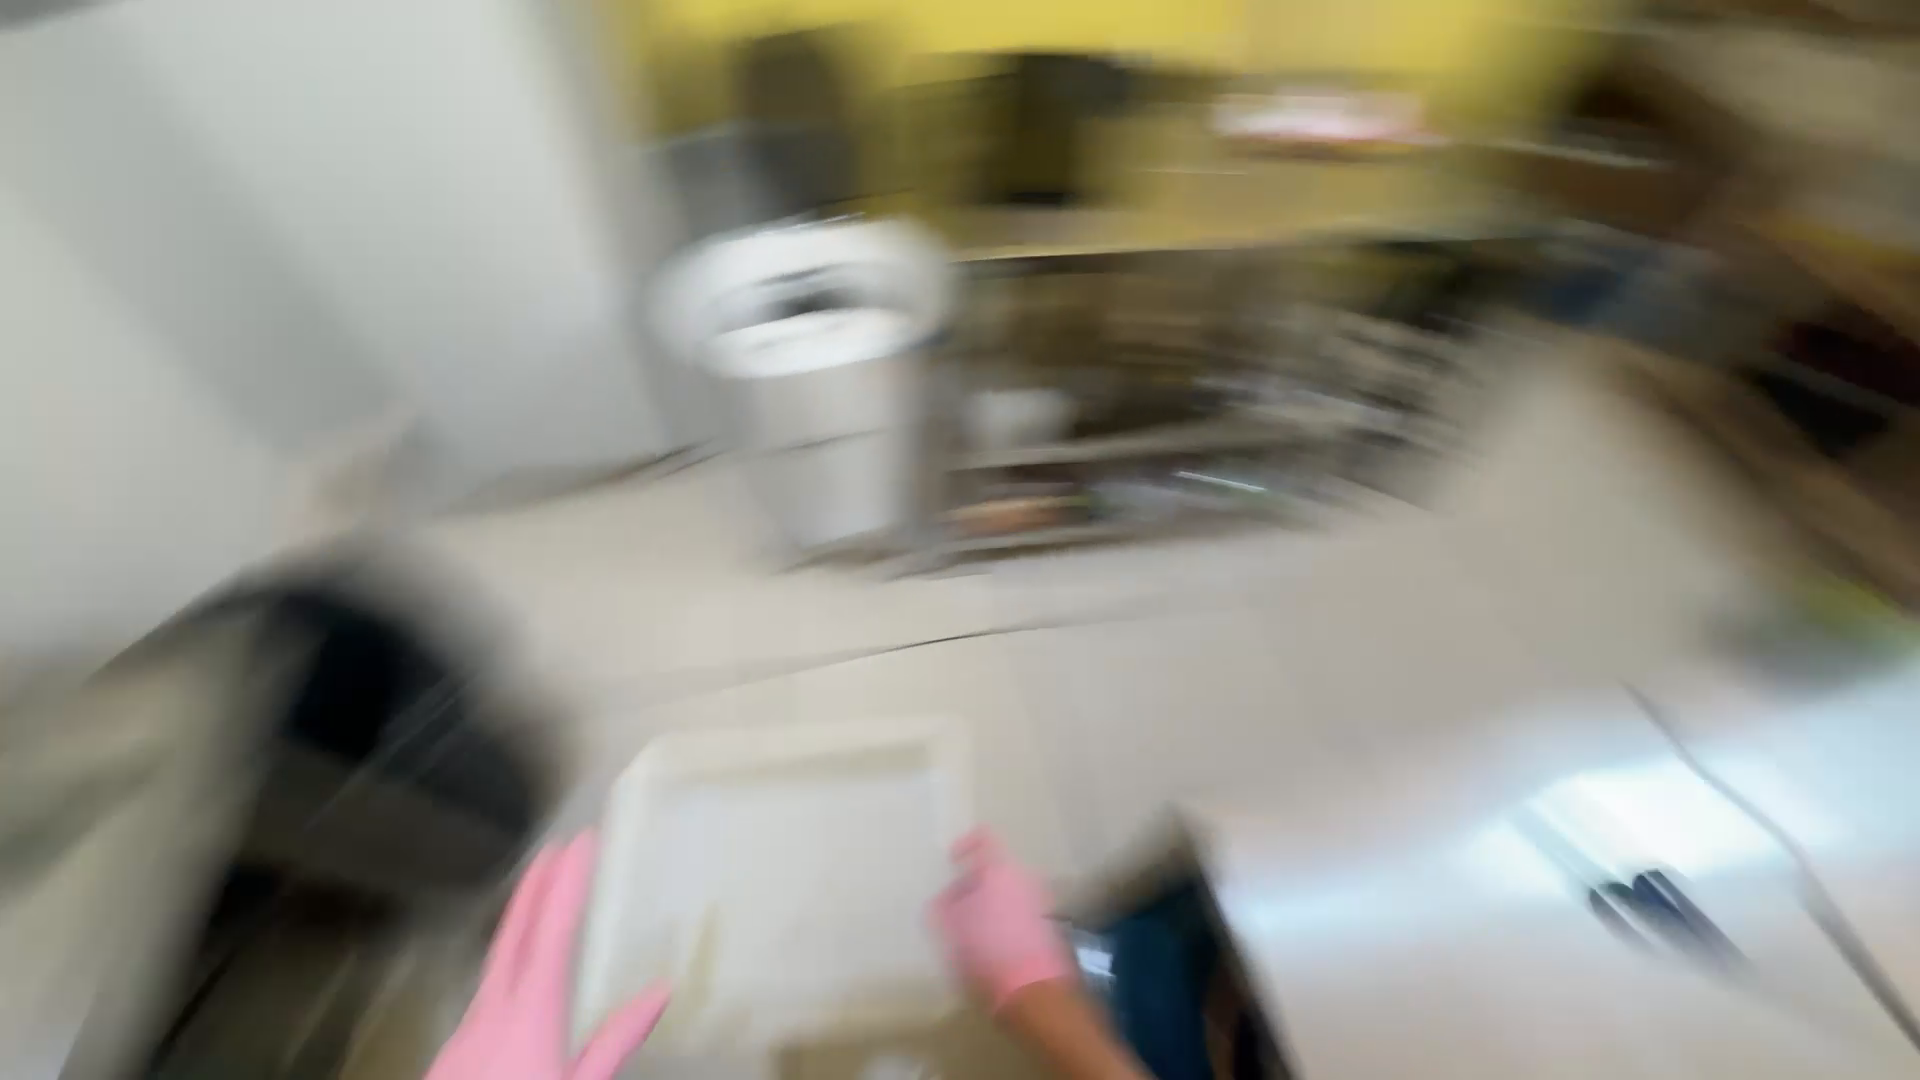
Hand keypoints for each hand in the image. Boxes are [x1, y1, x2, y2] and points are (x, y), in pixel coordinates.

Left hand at [427, 832, 670, 1079]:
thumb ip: (615, 1042)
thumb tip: (662, 990)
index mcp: (529, 1017)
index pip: (553, 933)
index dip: (568, 883)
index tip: (581, 841)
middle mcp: (490, 1017)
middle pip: (512, 938)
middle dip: (533, 889)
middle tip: (552, 849)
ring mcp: (462, 1040)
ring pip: (493, 969)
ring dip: (516, 928)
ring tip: (538, 905)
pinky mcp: (447, 1063)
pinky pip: (482, 1002)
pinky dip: (504, 972)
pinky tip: (514, 987)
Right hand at [929, 828, 1072, 1010]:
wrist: (1033, 992)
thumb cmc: (986, 954)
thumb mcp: (952, 931)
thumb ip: (943, 907)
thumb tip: (940, 897)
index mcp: (999, 869)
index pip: (983, 838)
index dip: (965, 844)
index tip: (952, 860)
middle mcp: (1022, 877)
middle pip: (994, 867)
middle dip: (972, 882)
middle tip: (953, 904)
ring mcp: (1038, 900)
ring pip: (1005, 889)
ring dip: (987, 901)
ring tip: (967, 927)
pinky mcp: (1046, 924)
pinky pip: (1017, 908)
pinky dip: (1002, 917)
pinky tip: (988, 942)